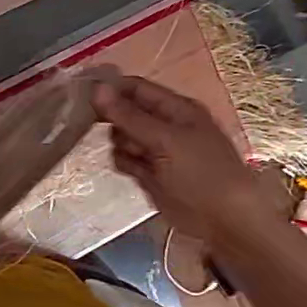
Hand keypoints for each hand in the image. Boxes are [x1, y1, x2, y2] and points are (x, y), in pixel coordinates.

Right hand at [92, 75, 291, 243]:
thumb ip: (129, 116)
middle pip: (125, 113)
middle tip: (117, 133)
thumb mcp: (165, 139)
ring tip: (137, 158)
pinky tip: (136, 173)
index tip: (85, 97)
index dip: (112, 89)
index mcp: (174, 108)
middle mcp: (163, 125)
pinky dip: (125, 164)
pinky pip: (125, 160)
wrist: (221, 218)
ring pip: (121, 138)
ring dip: (122, 146)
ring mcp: (155, 149)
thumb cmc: (201, 171)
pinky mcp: (148, 172)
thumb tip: (97, 90)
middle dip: (116, 122)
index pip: (136, 88)